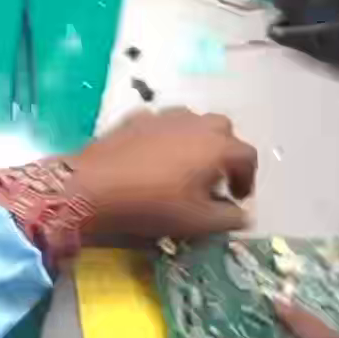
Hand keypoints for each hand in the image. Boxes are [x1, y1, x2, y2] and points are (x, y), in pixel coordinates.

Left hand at [61, 108, 256, 238]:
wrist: (91, 187)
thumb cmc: (150, 204)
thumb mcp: (197, 221)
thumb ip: (229, 218)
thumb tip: (242, 214)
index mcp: (217, 145)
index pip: (247, 157)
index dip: (247, 179)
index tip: (237, 197)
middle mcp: (193, 123)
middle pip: (220, 131)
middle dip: (223, 152)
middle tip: (213, 177)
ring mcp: (159, 117)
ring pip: (189, 121)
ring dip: (194, 139)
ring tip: (184, 164)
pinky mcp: (130, 119)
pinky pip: (157, 124)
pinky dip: (162, 136)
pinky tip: (152, 155)